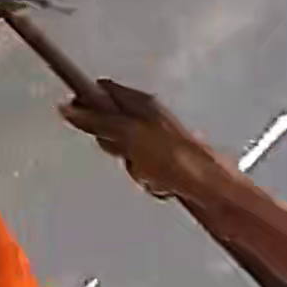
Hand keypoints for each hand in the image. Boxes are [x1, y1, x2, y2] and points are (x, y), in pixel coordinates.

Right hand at [60, 79, 237, 201]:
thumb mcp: (126, 134)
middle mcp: (151, 118)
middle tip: (119, 146)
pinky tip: (157, 181)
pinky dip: (146, 176)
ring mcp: (161, 141)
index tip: (74, 111)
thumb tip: (66, 107)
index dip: (85, 99)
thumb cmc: (181, 159)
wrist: (220, 197)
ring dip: (130, 161)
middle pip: (110, 120)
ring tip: (144, 168)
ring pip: (125, 147)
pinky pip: (142, 167)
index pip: (101, 89)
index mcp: (142, 102)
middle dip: (109, 138)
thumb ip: (93, 120)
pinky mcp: (170, 165)